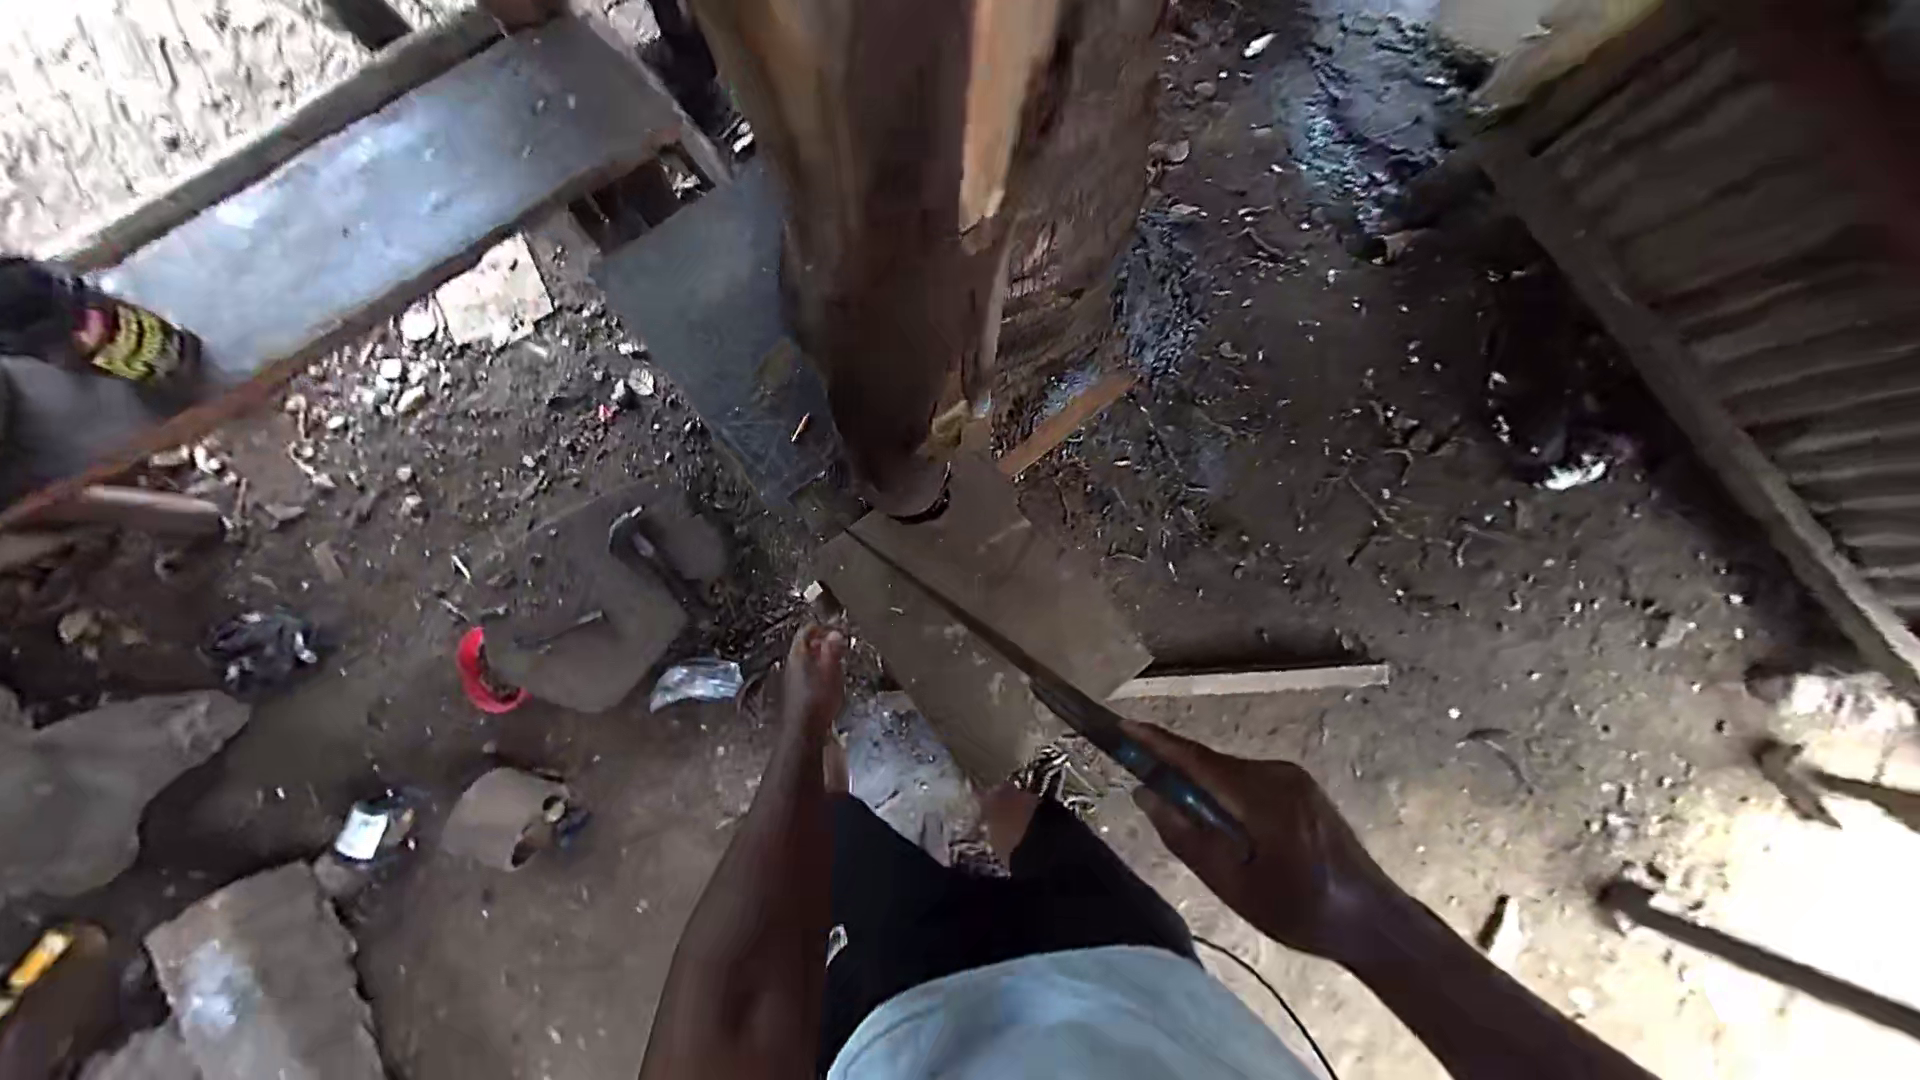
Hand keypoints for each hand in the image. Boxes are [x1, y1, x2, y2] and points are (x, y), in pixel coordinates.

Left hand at [779, 623, 846, 735]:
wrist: (804, 730)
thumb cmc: (818, 697)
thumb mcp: (831, 670)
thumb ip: (832, 650)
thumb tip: (836, 632)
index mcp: (798, 654)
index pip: (806, 631)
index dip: (822, 627)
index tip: (837, 630)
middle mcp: (792, 663)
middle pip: (806, 645)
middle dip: (823, 642)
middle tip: (840, 644)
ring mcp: (792, 678)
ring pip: (807, 659)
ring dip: (821, 657)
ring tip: (838, 661)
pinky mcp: (796, 691)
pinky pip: (808, 672)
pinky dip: (819, 669)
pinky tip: (830, 680)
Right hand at [1125, 721, 1404, 963]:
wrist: (1377, 922)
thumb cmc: (1302, 912)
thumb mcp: (1234, 886)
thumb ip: (1185, 837)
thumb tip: (1145, 794)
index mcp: (1263, 797)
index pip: (1196, 759)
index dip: (1156, 741)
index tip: (1122, 725)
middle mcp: (1277, 774)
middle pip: (1209, 762)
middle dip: (1173, 766)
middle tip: (1140, 777)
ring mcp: (1291, 776)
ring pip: (1227, 771)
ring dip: (1199, 783)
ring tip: (1183, 813)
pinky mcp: (1298, 785)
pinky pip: (1244, 778)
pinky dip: (1221, 790)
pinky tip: (1218, 818)